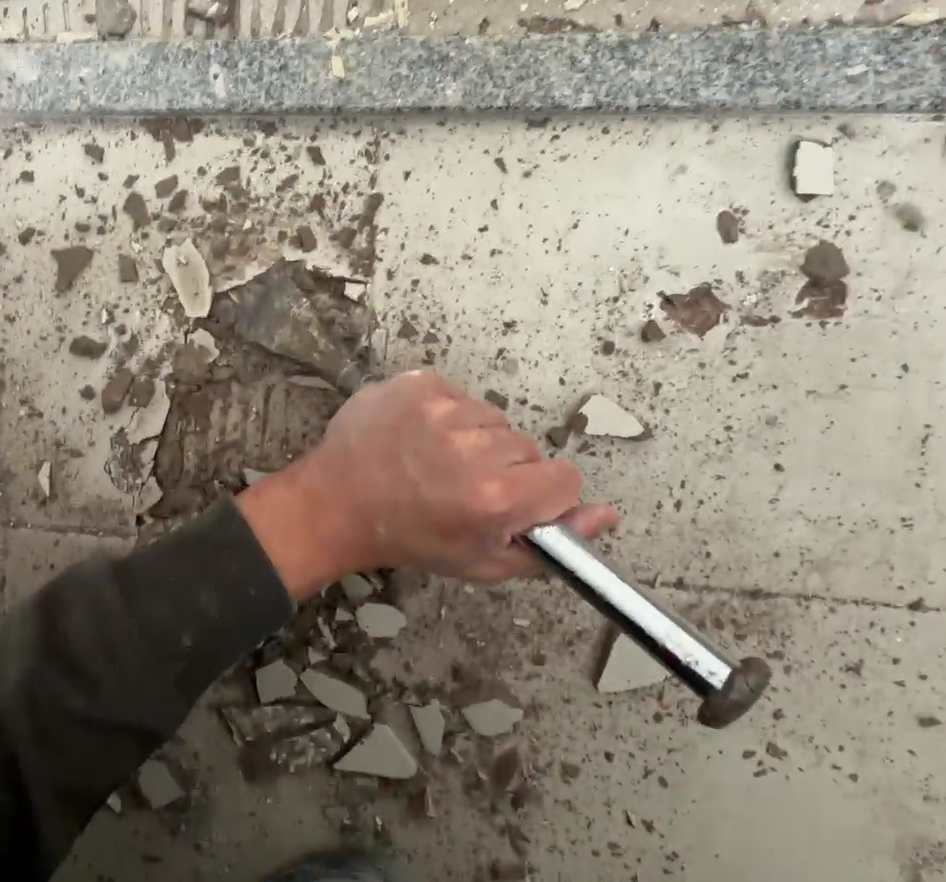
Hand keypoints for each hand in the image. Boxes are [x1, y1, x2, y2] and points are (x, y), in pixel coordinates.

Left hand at [236, 370, 617, 598]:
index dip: (541, 495)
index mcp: (496, 496)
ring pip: (493, 419)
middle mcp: (474, 447)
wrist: (338, 501)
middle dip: (505, 467)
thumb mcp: (482, 561)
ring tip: (437, 461)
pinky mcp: (419, 383)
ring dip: (475, 438)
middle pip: (526, 447)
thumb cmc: (409, 537)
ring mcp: (443, 409)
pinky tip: (419, 437)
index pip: (564, 479)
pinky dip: (446, 413)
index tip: (514, 502)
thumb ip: (551, 545)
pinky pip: (459, 395)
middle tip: (463, 485)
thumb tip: (606, 514)